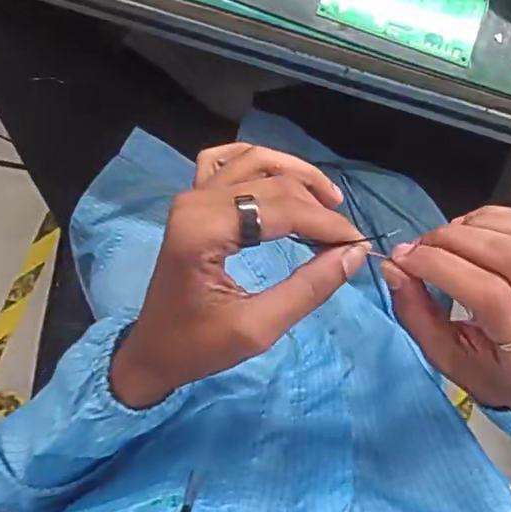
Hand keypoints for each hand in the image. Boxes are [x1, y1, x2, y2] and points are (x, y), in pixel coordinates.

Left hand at [110, 145, 369, 407]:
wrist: (152, 350)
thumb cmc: (198, 346)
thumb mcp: (257, 328)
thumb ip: (308, 288)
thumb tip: (353, 254)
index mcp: (204, 231)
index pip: (282, 209)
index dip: (327, 224)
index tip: (358, 245)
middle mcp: (195, 201)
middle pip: (273, 182)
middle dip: (317, 205)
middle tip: (345, 238)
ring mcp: (190, 196)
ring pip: (254, 161)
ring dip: (295, 175)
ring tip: (327, 202)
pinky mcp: (191, 200)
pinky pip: (225, 161)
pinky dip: (257, 162)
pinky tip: (279, 176)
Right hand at [379, 207, 510, 408]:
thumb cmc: (484, 370)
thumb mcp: (441, 355)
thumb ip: (414, 310)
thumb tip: (394, 266)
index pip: (493, 298)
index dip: (444, 267)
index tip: (406, 257)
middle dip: (457, 240)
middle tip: (421, 243)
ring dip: (479, 226)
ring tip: (446, 236)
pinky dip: (499, 218)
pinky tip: (472, 228)